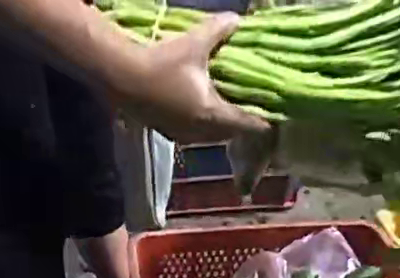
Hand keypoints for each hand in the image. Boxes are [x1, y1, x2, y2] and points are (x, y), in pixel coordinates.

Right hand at [112, 14, 270, 142]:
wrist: (125, 79)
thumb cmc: (163, 62)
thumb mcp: (195, 42)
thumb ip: (219, 30)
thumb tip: (238, 20)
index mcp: (212, 115)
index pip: (246, 125)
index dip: (262, 124)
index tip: (274, 122)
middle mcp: (201, 133)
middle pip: (230, 133)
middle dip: (241, 124)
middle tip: (252, 111)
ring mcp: (184, 136)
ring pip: (212, 136)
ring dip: (222, 125)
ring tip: (229, 110)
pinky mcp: (171, 134)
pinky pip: (196, 134)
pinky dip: (205, 125)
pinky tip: (202, 110)